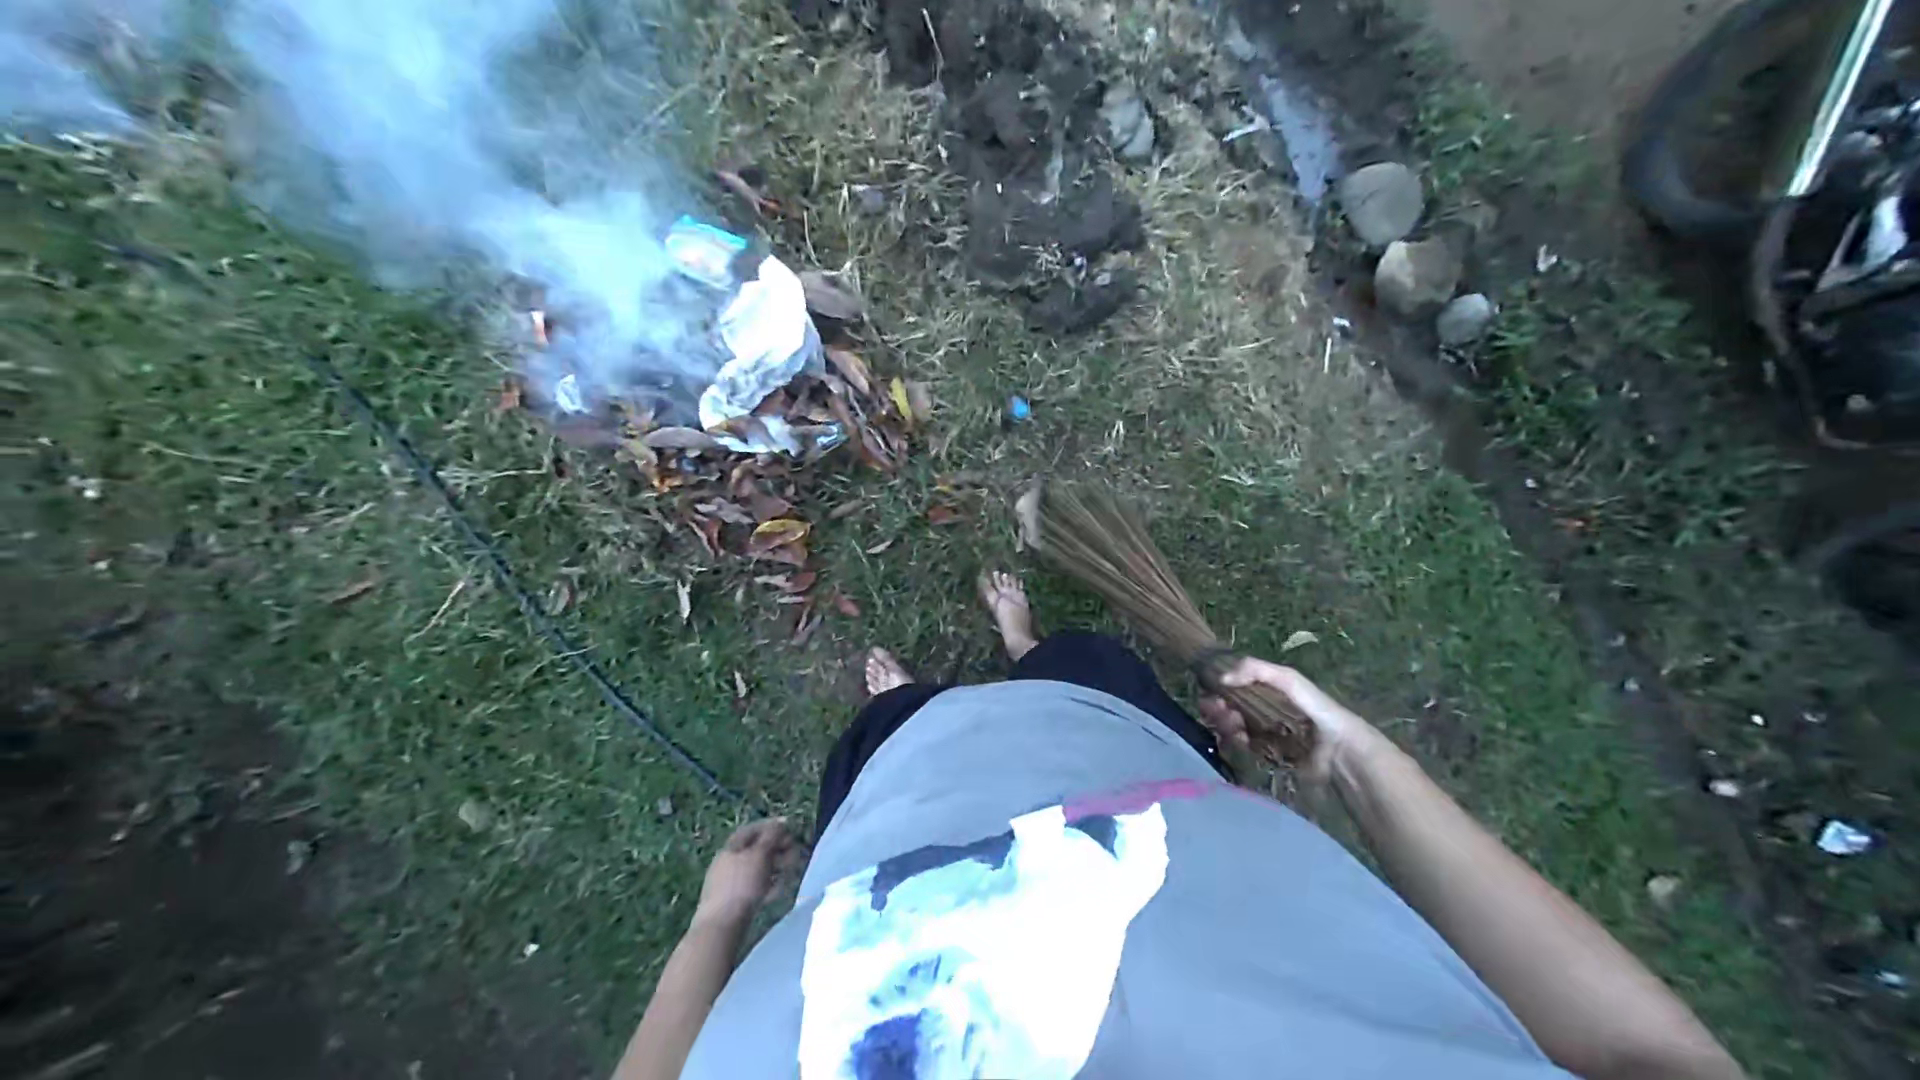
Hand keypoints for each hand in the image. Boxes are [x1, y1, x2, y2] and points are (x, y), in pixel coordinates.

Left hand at [694, 818, 794, 927]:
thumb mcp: (760, 854)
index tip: (790, 828)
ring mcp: (729, 883)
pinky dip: (768, 885)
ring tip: (789, 872)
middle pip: (757, 849)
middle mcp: (729, 861)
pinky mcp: (733, 902)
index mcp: (731, 847)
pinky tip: (776, 892)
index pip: (753, 829)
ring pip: (758, 869)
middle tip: (794, 853)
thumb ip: (772, 836)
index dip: (772, 826)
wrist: (720, 927)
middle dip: (777, 849)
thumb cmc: (741, 885)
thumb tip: (782, 822)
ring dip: (776, 867)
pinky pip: (754, 886)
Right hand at [1198, 657, 1386, 778]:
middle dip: (1218, 706)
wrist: (1339, 750)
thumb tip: (1222, 678)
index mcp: (1269, 693)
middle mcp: (1263, 713)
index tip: (1212, 689)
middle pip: (1229, 708)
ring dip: (1223, 723)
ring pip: (1231, 728)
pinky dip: (1232, 743)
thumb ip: (1256, 670)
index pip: (1235, 687)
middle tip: (1215, 707)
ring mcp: (1263, 736)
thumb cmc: (1316, 709)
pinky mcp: (1264, 757)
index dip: (1221, 687)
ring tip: (1229, 723)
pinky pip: (1240, 750)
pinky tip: (1236, 738)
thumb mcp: (1289, 680)